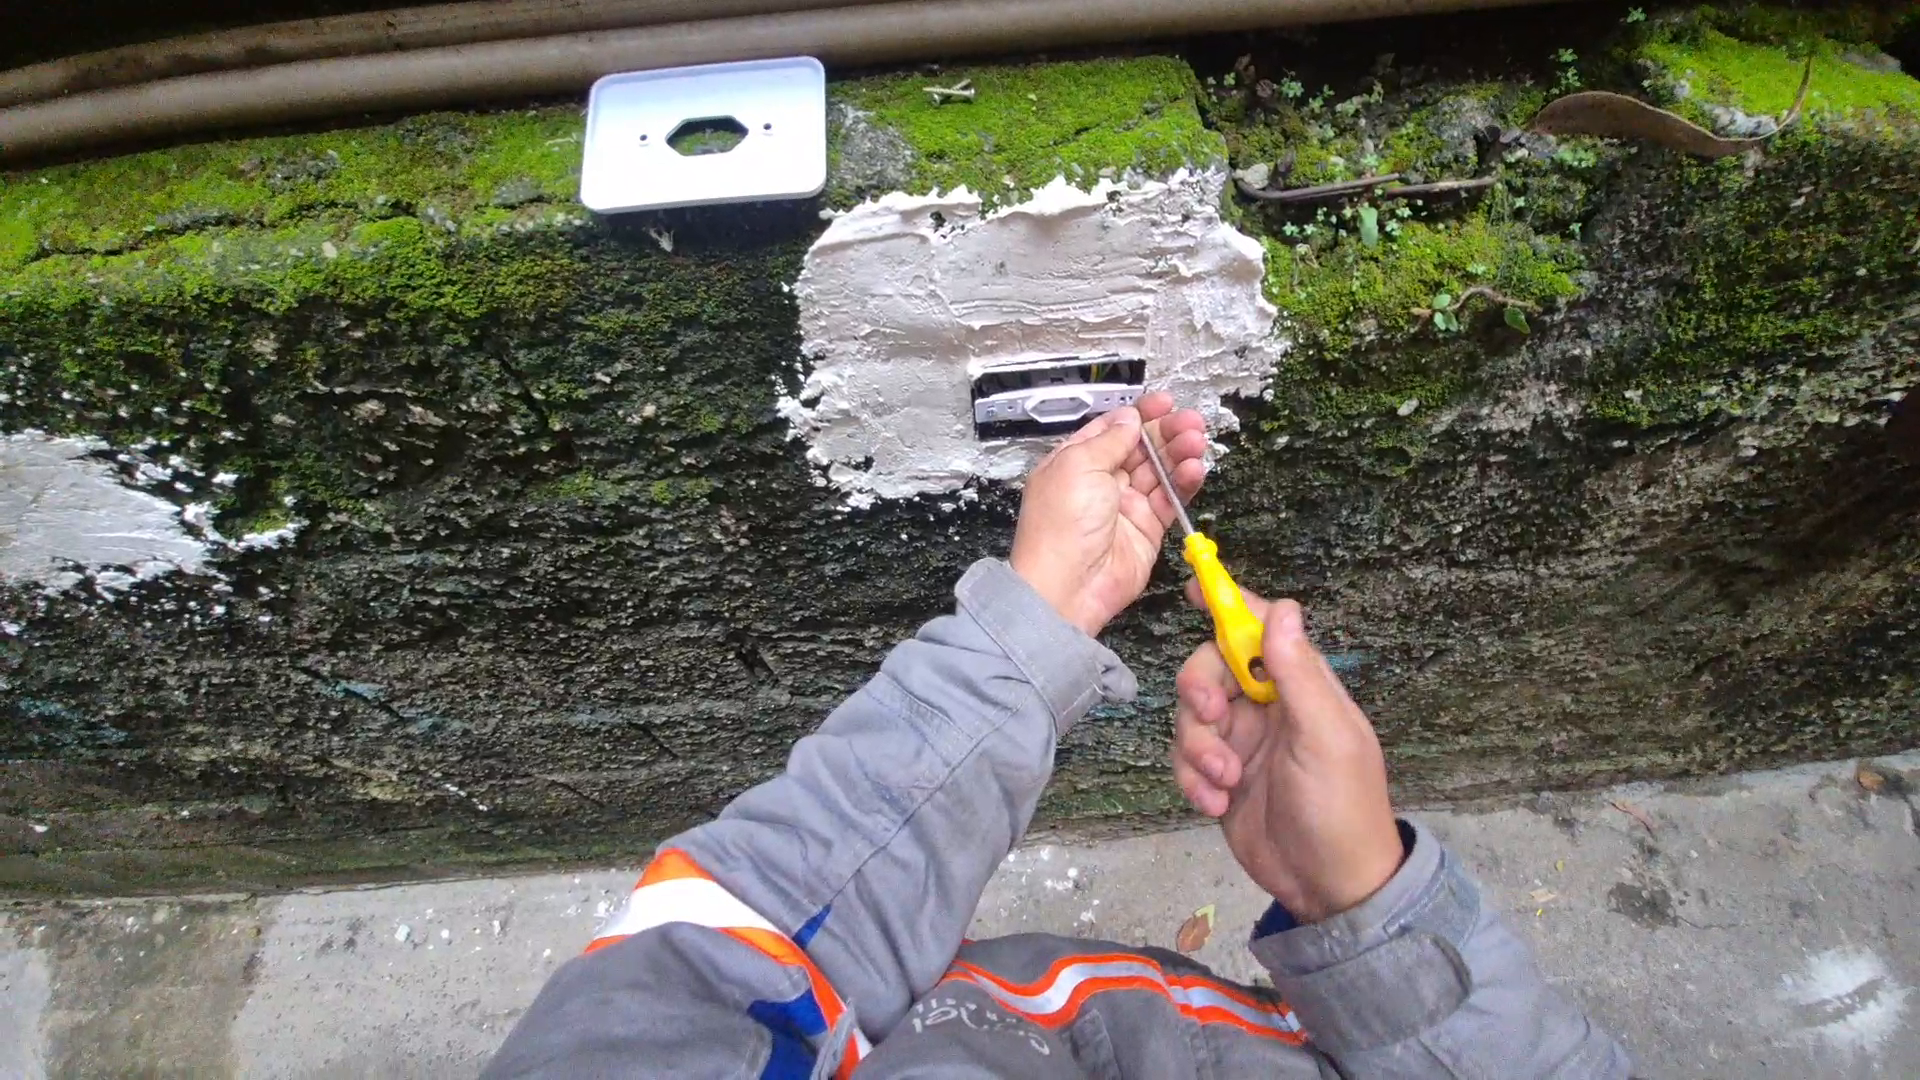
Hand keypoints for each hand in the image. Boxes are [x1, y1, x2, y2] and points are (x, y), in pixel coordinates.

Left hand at [1009, 392, 1206, 637]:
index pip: (1111, 429)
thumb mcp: (1078, 465)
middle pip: (1140, 448)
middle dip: (1165, 431)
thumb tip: (1128, 418)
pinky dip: (1184, 483)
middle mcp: (1098, 482)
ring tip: (1195, 441)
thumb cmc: (1059, 527)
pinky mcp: (1146, 530)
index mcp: (1074, 462)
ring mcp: (1123, 506)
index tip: (1163, 403)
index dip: (1138, 414)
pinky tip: (1193, 468)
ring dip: (1179, 453)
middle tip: (1188, 421)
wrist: (1067, 585)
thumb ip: (1109, 439)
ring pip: (1159, 471)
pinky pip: (1171, 500)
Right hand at [1172, 585, 1403, 921]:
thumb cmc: (1341, 807)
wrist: (1328, 889)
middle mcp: (1264, 705)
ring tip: (1224, 782)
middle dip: (1200, 691)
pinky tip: (1214, 804)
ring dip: (1198, 748)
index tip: (1194, 588)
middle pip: (1208, 668)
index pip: (1261, 628)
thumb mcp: (1325, 738)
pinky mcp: (1216, 774)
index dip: (1229, 604)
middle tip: (1212, 720)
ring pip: (1189, 715)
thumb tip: (1283, 609)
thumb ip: (1299, 673)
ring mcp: (1238, 739)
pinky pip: (1184, 757)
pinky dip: (1192, 778)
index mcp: (1298, 686)